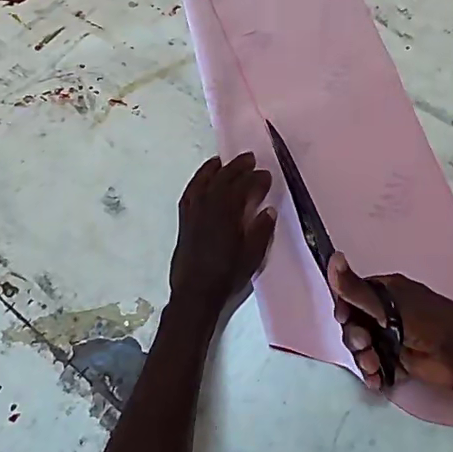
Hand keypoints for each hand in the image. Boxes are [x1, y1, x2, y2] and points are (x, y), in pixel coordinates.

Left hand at [169, 153, 276, 322]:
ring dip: (217, 168)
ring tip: (225, 161)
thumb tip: (268, 210)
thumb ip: (261, 230)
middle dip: (238, 167)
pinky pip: (191, 191)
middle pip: (224, 178)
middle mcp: (209, 205)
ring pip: (205, 180)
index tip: (267, 175)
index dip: (256, 179)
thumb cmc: (227, 275)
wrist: (195, 292)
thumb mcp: (252, 255)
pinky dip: (198, 180)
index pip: (244, 186)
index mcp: (228, 211)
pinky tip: (203, 179)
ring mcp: (194, 210)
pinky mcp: (184, 218)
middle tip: (250, 159)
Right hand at [329, 254, 452, 391]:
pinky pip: (376, 364)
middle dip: (355, 337)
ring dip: (363, 357)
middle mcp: (387, 312)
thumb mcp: (389, 305)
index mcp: (386, 291)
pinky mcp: (399, 360)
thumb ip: (356, 288)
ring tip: (373, 367)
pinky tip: (377, 380)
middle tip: (364, 346)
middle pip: (355, 324)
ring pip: (364, 346)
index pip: (353, 295)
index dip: (345, 309)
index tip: (344, 319)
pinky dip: (373, 373)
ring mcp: (393, 336)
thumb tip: (334, 257)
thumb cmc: (428, 322)